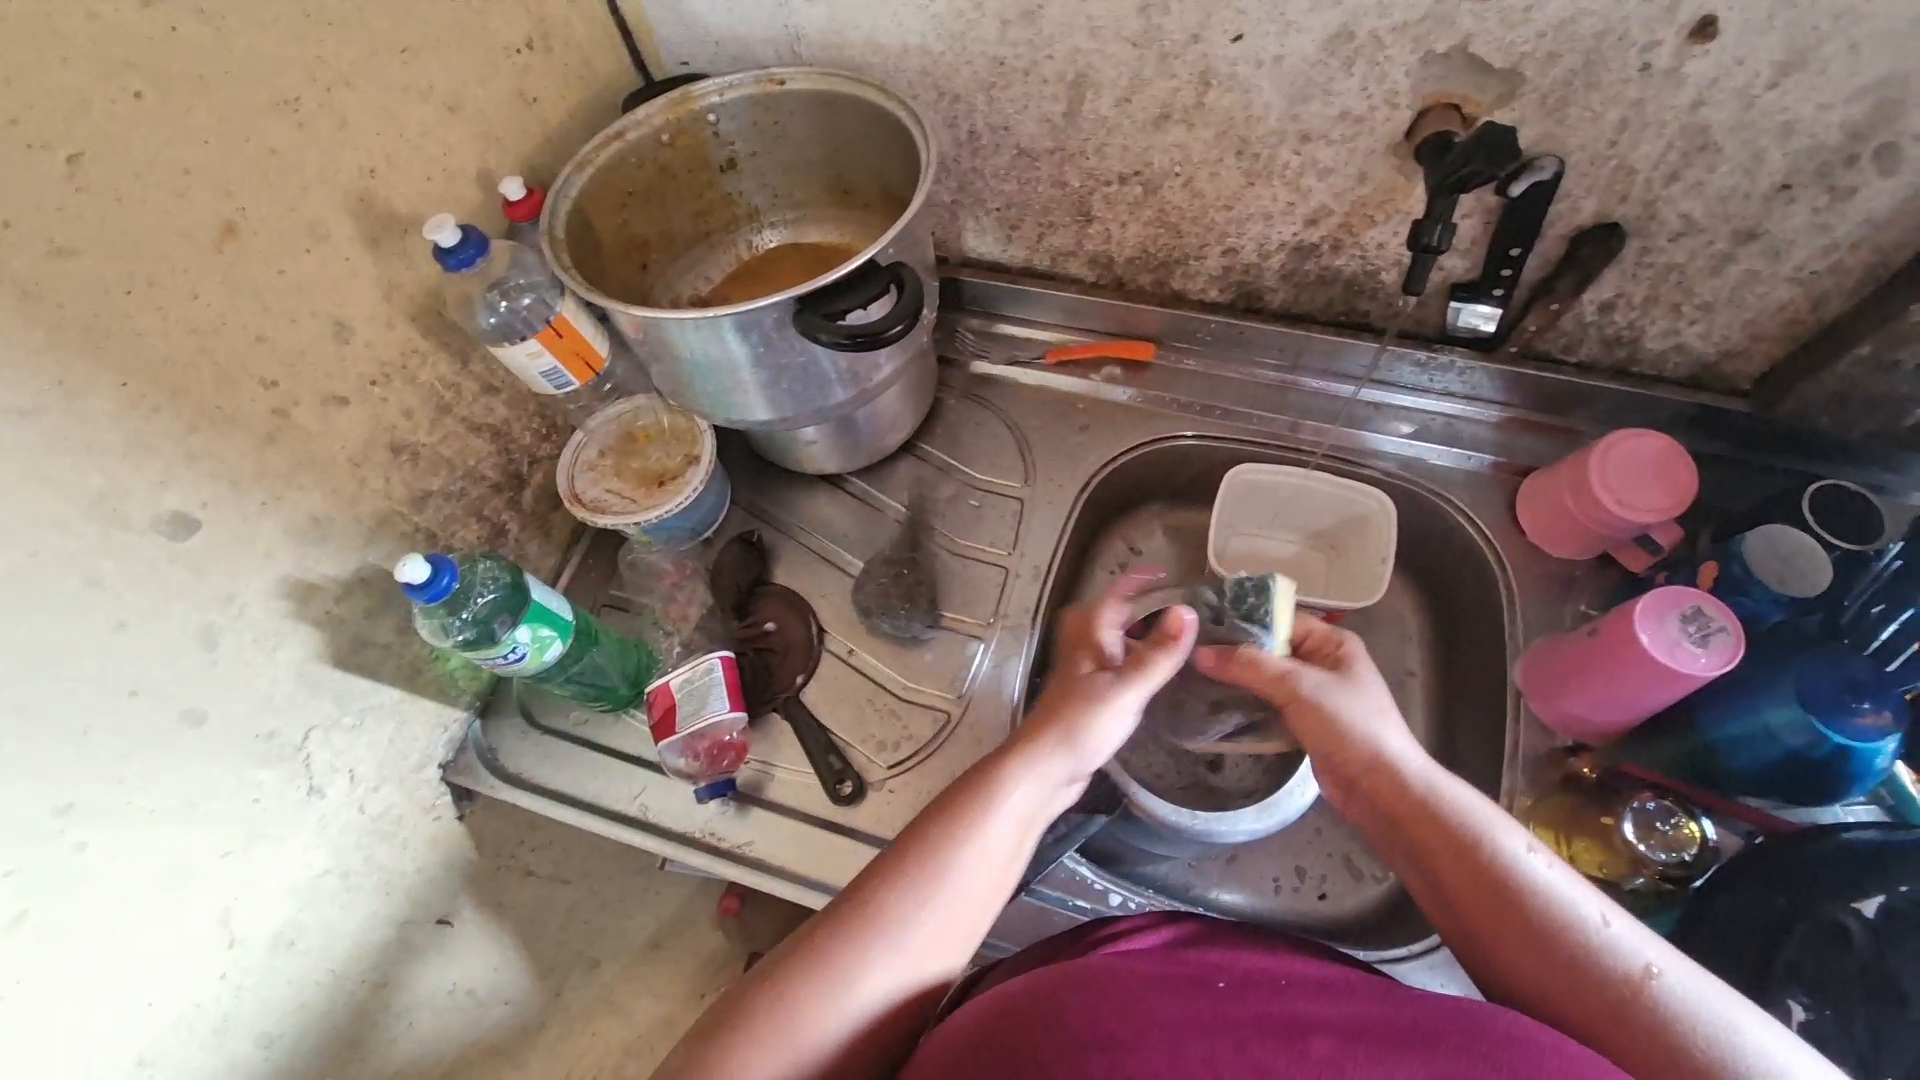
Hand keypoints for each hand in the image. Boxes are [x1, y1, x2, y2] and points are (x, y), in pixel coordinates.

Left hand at [1005, 571, 1197, 796]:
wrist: (1043, 769)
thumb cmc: (1080, 723)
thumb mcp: (1127, 688)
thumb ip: (1159, 653)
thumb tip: (1189, 611)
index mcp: (1090, 635)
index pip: (1115, 595)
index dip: (1138, 581)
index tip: (1169, 573)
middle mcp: (1085, 648)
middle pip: (1112, 616)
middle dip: (1141, 607)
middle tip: (1178, 608)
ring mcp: (1085, 674)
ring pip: (1114, 643)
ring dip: (1140, 636)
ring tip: (1177, 638)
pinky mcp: (1089, 699)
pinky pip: (1116, 669)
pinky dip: (1136, 664)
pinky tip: (1156, 678)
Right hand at [1192, 612, 1428, 810]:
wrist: (1381, 789)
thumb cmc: (1348, 725)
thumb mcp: (1298, 687)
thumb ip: (1248, 666)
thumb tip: (1199, 652)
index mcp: (1331, 643)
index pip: (1279, 619)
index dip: (1241, 621)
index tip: (1200, 626)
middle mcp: (1321, 664)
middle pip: (1268, 650)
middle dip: (1232, 654)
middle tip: (1189, 652)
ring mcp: (1312, 696)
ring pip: (1264, 680)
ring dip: (1235, 681)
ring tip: (1192, 677)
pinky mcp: (1303, 724)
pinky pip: (1266, 706)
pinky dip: (1244, 706)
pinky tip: (1213, 705)